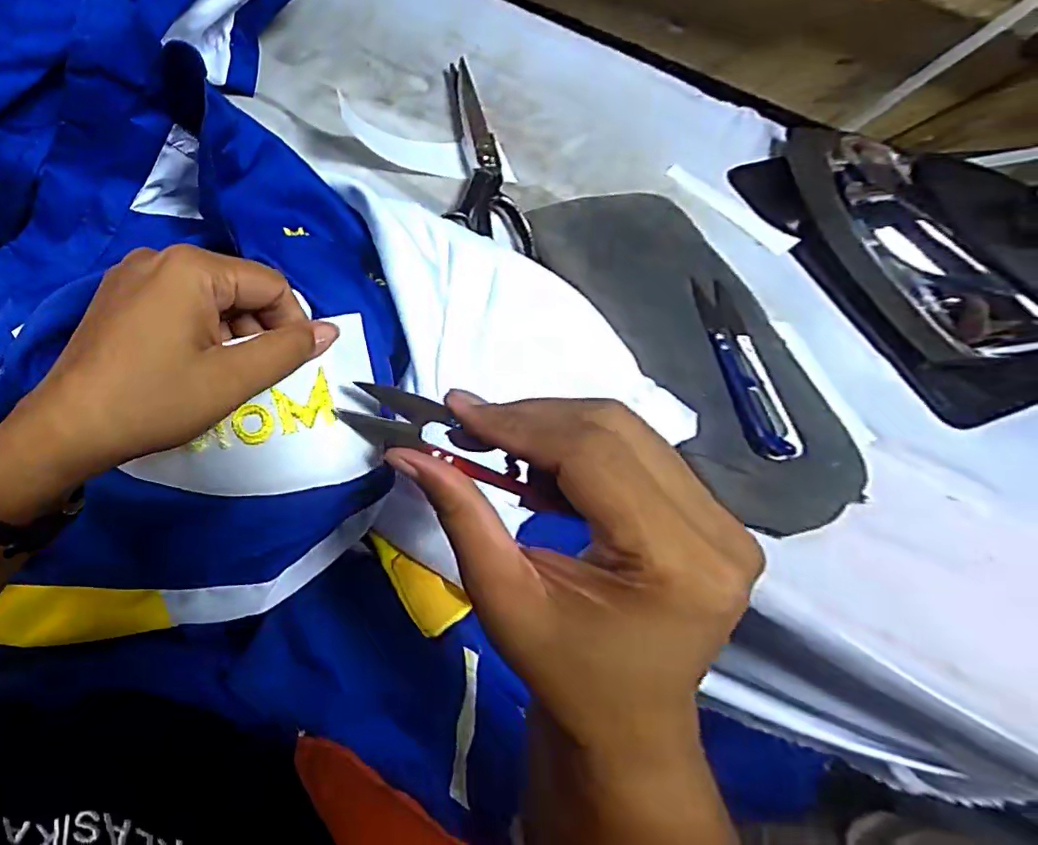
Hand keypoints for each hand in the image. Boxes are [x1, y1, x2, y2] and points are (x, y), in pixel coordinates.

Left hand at [0, 245, 336, 518]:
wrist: (68, 424)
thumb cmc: (152, 400)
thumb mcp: (229, 379)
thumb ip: (286, 350)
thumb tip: (328, 329)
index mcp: (189, 266)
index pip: (268, 283)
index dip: (290, 324)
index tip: (290, 365)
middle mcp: (158, 256)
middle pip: (232, 286)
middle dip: (251, 329)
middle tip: (245, 377)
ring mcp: (129, 274)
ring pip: (201, 297)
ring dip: (221, 333)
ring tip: (211, 377)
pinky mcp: (112, 295)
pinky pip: (169, 302)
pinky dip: (188, 330)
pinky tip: (179, 366)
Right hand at [388, 394, 762, 758]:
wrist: (624, 717)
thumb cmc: (560, 665)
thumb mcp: (498, 590)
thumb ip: (458, 512)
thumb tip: (406, 451)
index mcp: (675, 561)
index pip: (592, 455)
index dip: (517, 423)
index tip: (453, 411)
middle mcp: (717, 533)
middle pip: (613, 429)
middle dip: (528, 416)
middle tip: (464, 424)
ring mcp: (722, 522)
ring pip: (624, 430)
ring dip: (547, 424)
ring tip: (491, 442)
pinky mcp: (709, 518)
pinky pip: (633, 449)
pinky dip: (571, 442)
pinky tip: (532, 464)